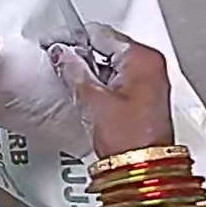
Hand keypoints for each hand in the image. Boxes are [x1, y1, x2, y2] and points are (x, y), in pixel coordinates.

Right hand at [49, 23, 174, 157]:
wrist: (144, 171)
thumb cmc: (129, 140)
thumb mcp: (93, 100)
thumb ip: (74, 70)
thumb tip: (63, 54)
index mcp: (142, 58)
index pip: (101, 34)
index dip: (73, 38)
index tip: (54, 42)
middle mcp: (151, 65)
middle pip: (108, 46)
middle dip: (81, 53)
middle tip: (58, 59)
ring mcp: (151, 80)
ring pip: (113, 62)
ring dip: (90, 68)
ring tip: (69, 78)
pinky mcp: (146, 96)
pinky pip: (119, 77)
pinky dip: (102, 81)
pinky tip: (86, 92)